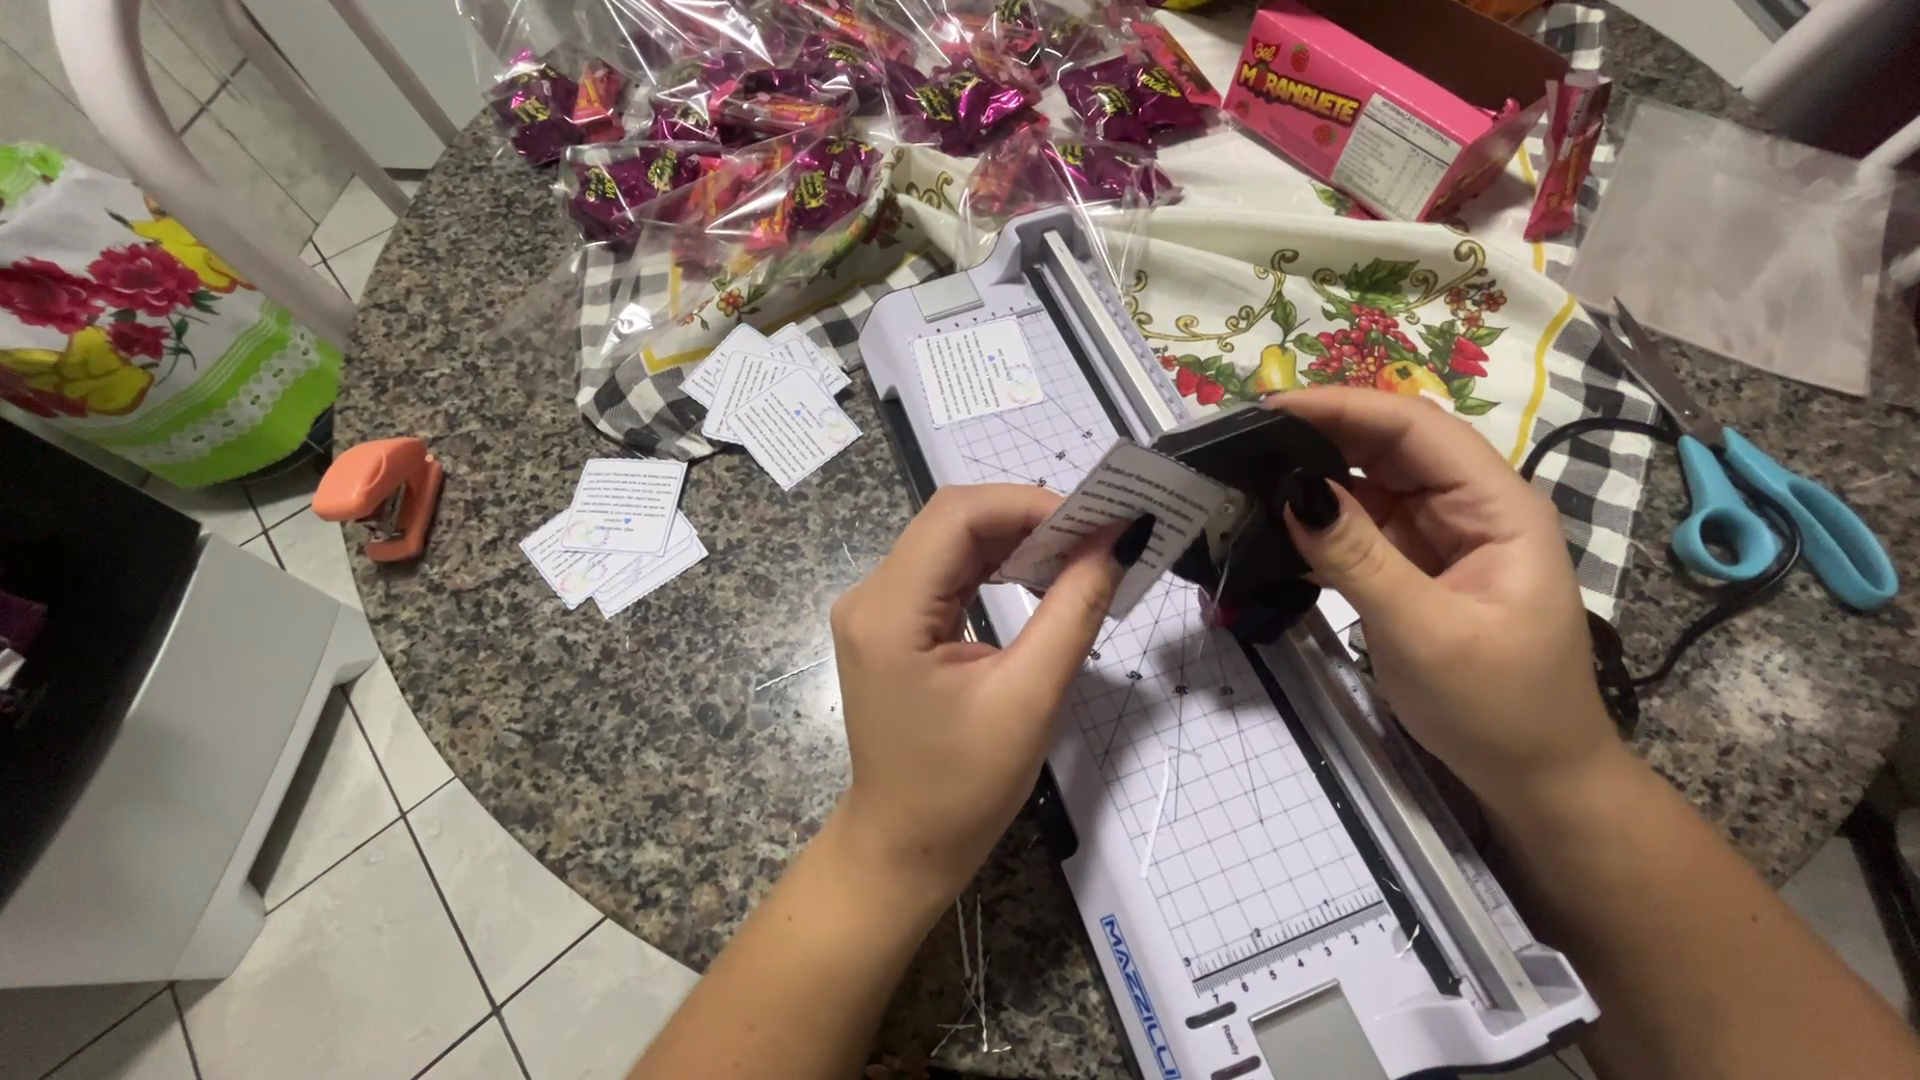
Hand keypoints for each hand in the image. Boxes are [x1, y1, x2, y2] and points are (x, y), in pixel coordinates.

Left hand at [829, 485, 1131, 901]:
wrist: (906, 843)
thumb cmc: (964, 787)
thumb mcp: (1029, 698)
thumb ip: (1073, 610)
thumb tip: (1117, 541)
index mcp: (889, 612)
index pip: (957, 515)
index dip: (1028, 503)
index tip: (1095, 518)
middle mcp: (871, 596)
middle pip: (952, 521)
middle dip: (1027, 517)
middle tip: (1097, 532)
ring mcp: (875, 609)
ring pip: (950, 541)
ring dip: (1014, 538)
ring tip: (1078, 550)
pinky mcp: (890, 623)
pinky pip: (945, 572)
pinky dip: (994, 565)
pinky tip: (1037, 573)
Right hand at [1267, 389, 1622, 815]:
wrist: (1533, 775)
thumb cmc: (1497, 706)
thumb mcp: (1425, 631)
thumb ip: (1359, 558)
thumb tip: (1292, 491)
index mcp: (1496, 507)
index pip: (1416, 429)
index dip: (1343, 407)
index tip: (1268, 408)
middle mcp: (1468, 507)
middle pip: (1389, 446)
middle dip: (1320, 432)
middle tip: (1244, 437)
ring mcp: (1438, 537)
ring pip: (1368, 482)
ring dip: (1313, 473)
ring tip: (1247, 469)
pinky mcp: (1412, 566)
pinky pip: (1359, 525)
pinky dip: (1318, 517)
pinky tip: (1274, 518)